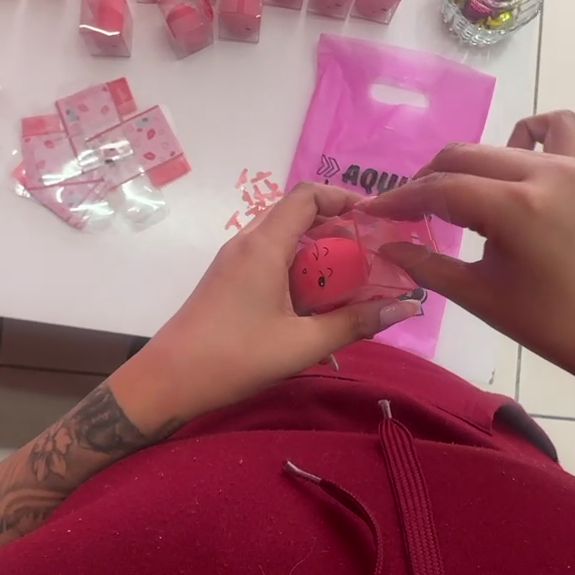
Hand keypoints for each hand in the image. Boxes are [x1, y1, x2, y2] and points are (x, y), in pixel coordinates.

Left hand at [112, 182, 421, 430]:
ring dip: (317, 256)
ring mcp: (233, 261)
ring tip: (347, 286)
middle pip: (297, 216)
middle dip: (337, 232)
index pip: (307, 196)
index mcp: (264, 245)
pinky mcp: (227, 280)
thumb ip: (355, 322)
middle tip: (369, 259)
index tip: (374, 220)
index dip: (343, 198)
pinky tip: (312, 308)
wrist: (169, 379)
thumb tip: (405, 308)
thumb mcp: (302, 344)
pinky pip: (269, 260)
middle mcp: (246, 242)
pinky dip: (296, 272)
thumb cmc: (235, 357)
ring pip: (283, 241)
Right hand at [363, 111, 574, 416]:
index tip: (371, 212)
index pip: (439, 189)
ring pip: (497, 144)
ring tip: (455, 198)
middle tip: (405, 212)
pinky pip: (555, 130)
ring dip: (465, 165)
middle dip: (425, 181)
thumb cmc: (554, 327)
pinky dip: (525, 137)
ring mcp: (572, 166)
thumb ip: (426, 266)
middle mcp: (542, 173)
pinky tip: (512, 165)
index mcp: (514, 207)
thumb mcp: (480, 297)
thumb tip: (386, 245)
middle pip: (461, 157)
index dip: (398, 200)